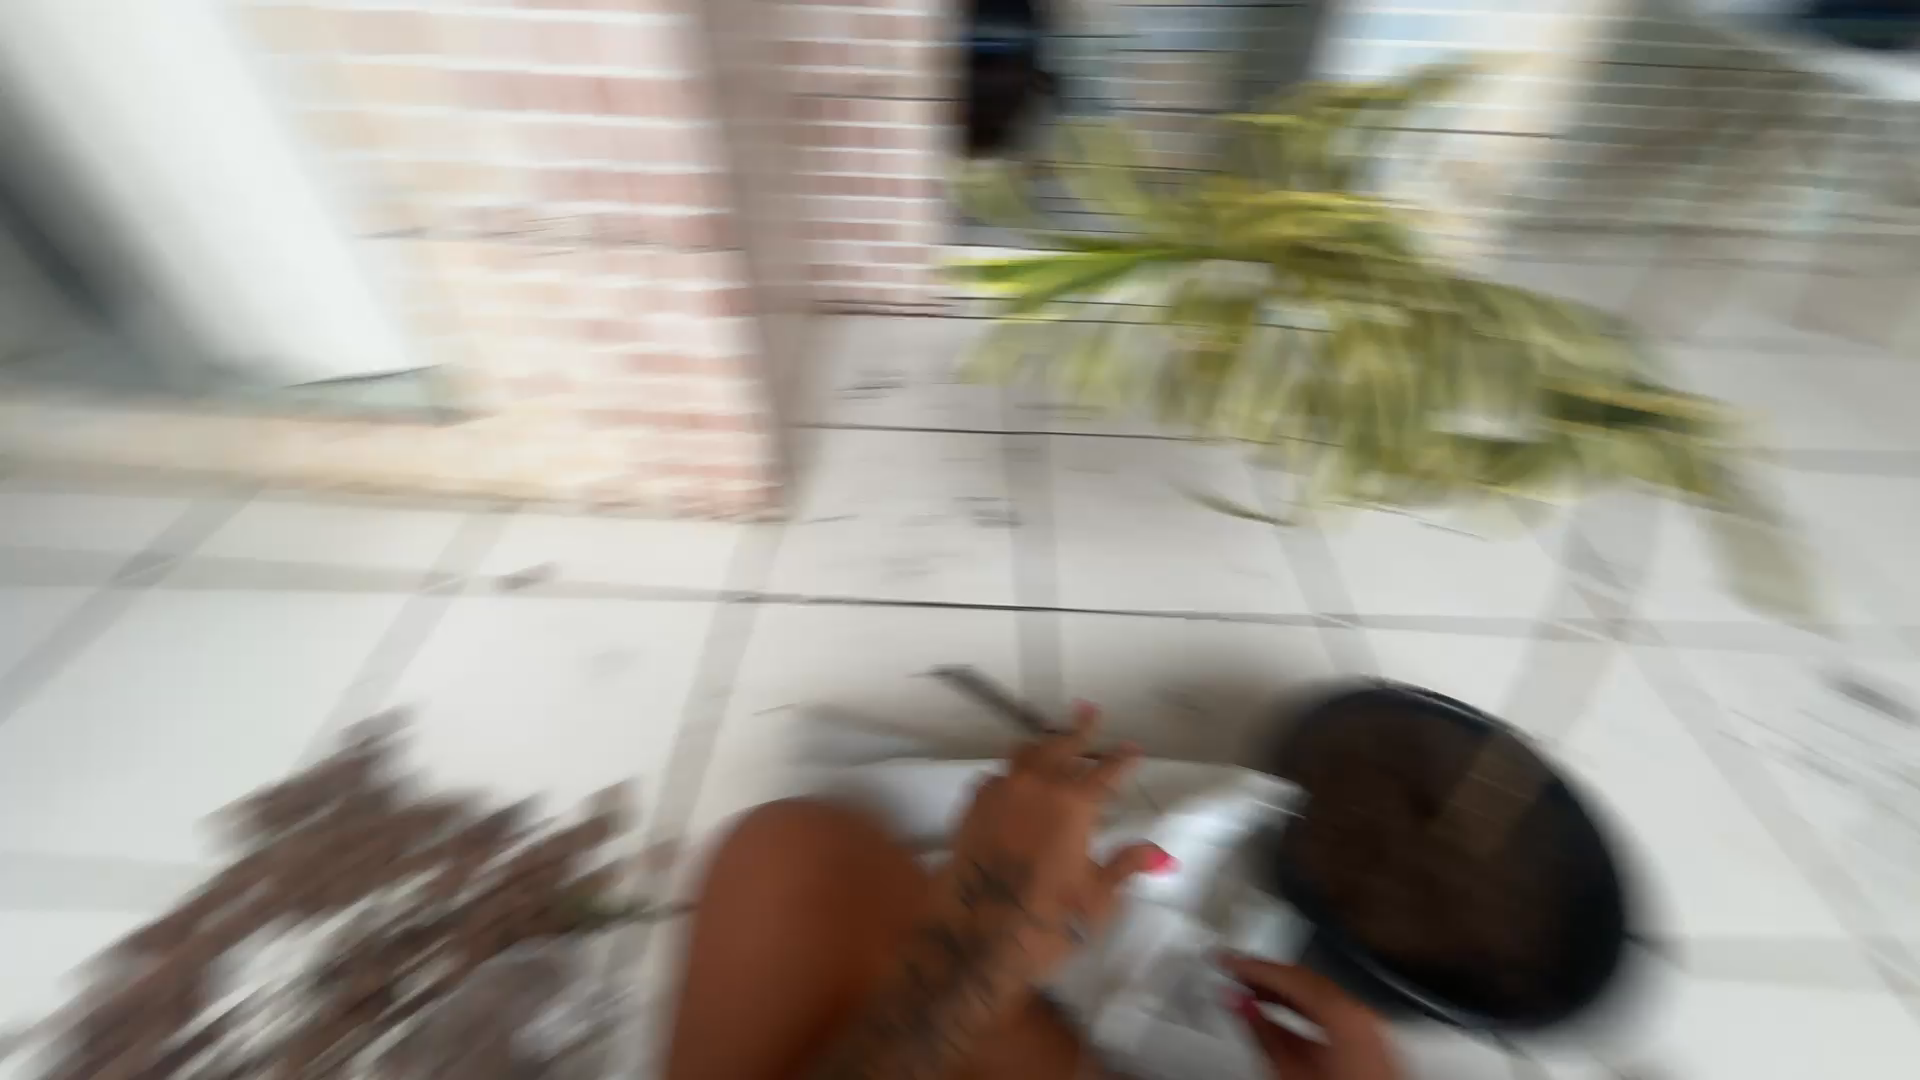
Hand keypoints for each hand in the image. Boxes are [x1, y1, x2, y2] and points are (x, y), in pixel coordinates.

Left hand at [932, 701, 1171, 985]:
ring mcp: (999, 791)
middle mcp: (1036, 786)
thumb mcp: (1096, 899)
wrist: (973, 936)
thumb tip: (1162, 853)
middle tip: (1089, 712)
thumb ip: (1126, 865)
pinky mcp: (972, 804)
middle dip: (1079, 729)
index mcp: (1073, 805)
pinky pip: (996, 777)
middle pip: (1061, 746)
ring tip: (1051, 739)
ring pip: (1024, 753)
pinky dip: (1010, 775)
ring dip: (1042, 744)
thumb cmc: (1045, 922)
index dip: (1121, 759)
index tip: (1132, 749)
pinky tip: (1012, 782)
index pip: (1105, 772)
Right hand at [1221, 955, 1401, 1079]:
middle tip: (1230, 970)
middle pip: (1300, 979)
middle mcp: (1359, 1013)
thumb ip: (1259, 1030)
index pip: (1285, 973)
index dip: (1248, 964)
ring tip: (1245, 990)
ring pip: (1312, 993)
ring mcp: (1367, 1027)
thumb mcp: (1289, 1071)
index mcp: (1341, 1012)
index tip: (1223, 959)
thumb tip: (1234, 998)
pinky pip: (1326, 1011)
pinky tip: (1274, 1012)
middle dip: (1262, 974)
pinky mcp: (1367, 1043)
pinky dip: (1297, 1006)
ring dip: (1277, 990)